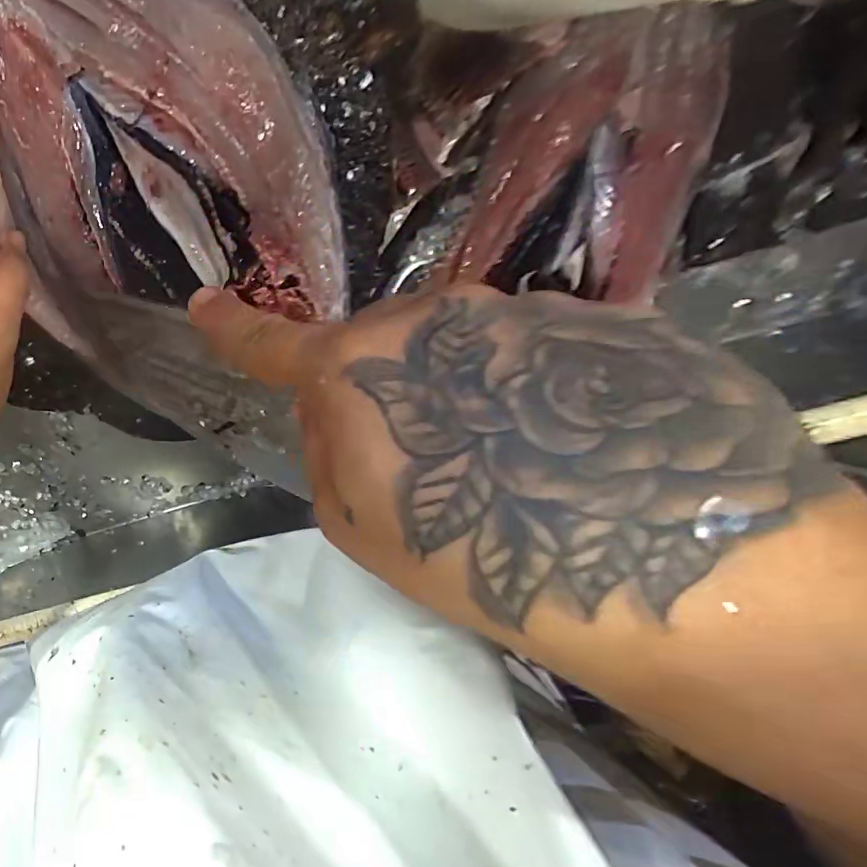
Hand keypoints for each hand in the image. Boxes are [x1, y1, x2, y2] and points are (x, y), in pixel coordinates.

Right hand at [188, 283, 842, 640]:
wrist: (662, 562)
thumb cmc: (476, 557)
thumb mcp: (358, 529)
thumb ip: (325, 457)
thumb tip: (332, 416)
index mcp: (358, 369)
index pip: (275, 346)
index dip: (234, 329)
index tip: (204, 304)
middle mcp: (434, 316)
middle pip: (383, 349)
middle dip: (386, 394)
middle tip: (432, 468)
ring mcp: (524, 308)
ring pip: (464, 349)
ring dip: (469, 395)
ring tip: (521, 471)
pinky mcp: (605, 319)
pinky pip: (535, 355)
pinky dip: (536, 396)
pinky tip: (577, 453)